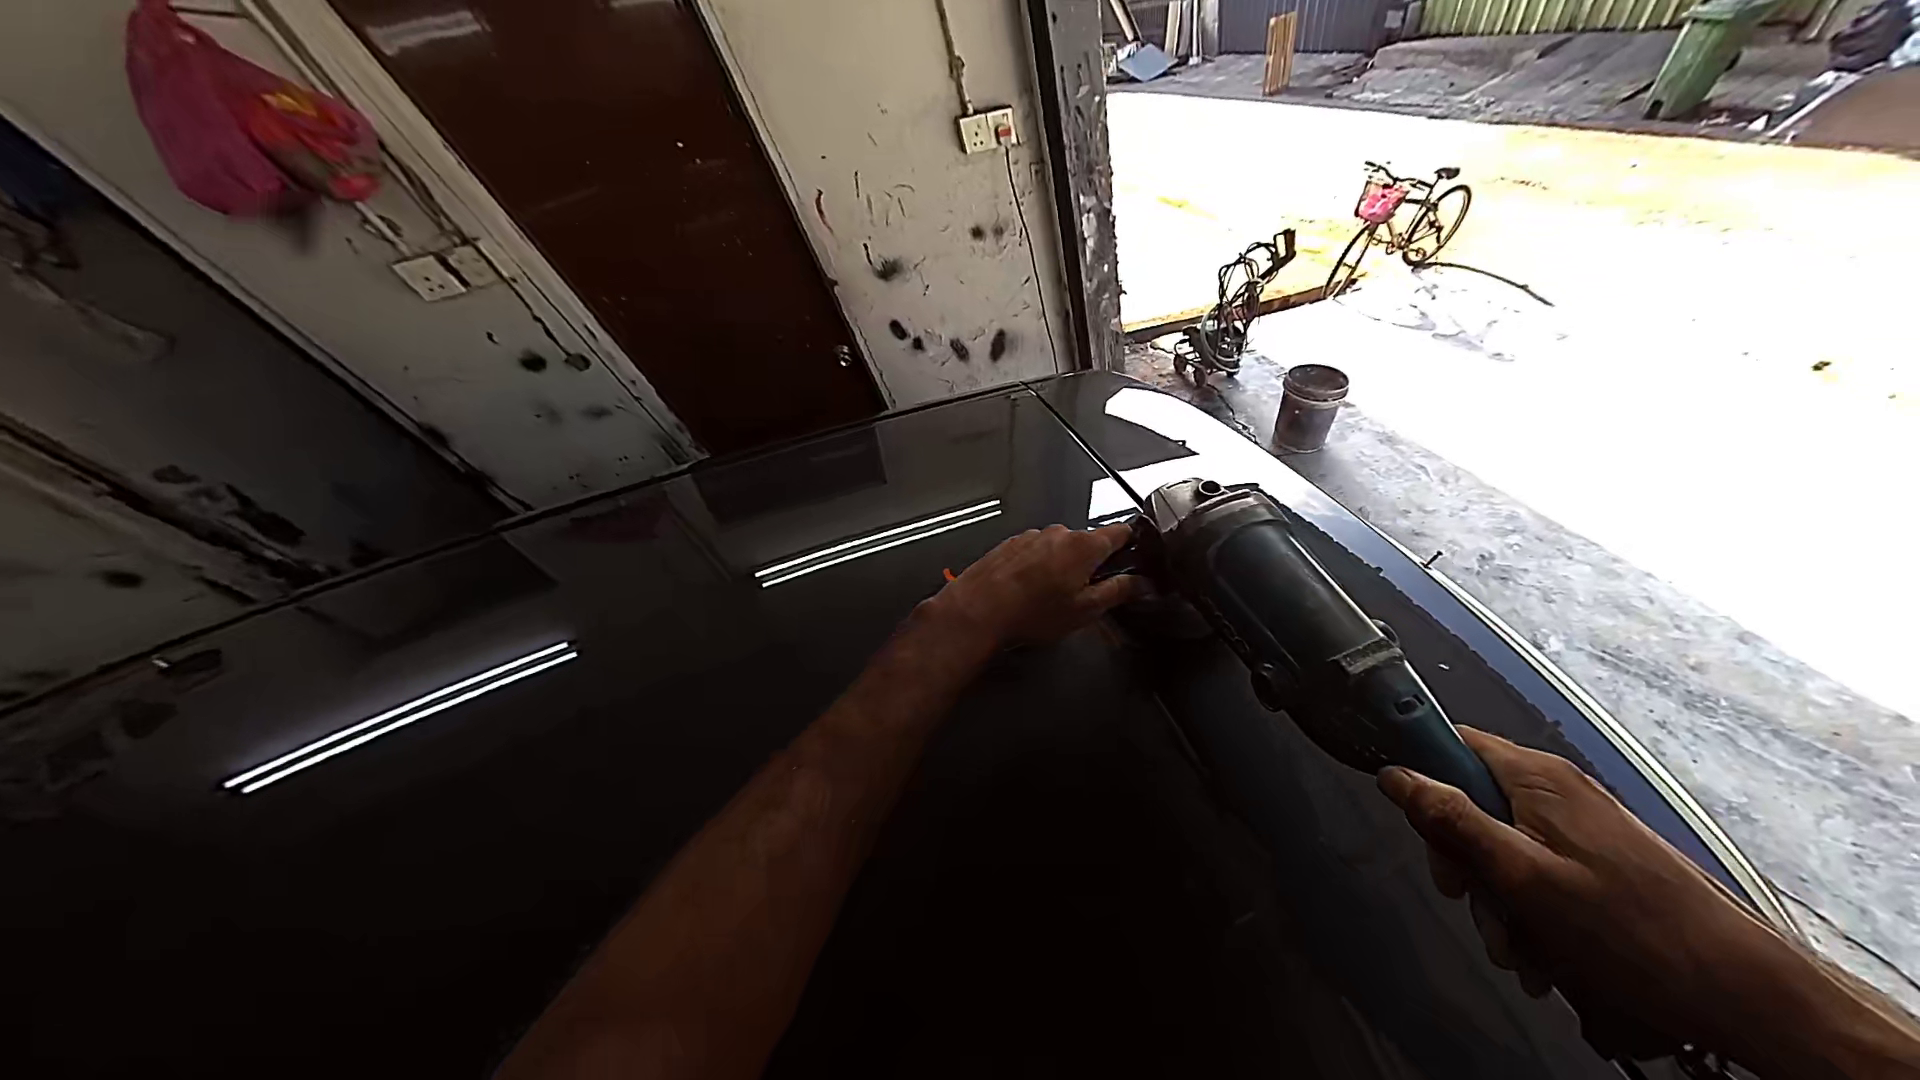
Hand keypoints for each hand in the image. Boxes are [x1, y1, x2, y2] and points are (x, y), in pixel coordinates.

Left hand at [930, 523, 1141, 649]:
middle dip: (1090, 565)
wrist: (979, 609)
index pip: (1121, 532)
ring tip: (1049, 598)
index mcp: (1084, 545)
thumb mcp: (1085, 609)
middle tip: (1084, 594)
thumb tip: (1140, 583)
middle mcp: (1058, 533)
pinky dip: (1036, 568)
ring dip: (1060, 567)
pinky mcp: (1011, 545)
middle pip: (1087, 543)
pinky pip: (1034, 553)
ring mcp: (1032, 537)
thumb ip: (1118, 592)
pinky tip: (1028, 592)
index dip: (1131, 544)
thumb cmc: (1030, 611)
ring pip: (1058, 549)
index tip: (1133, 556)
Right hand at [1377, 728, 1811, 1063]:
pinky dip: (1525, 904)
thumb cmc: (1629, 930)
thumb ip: (1450, 818)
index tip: (1415, 823)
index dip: (1420, 774)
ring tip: (1515, 946)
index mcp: (1535, 776)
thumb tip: (1393, 774)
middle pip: (1469, 798)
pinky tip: (1540, 950)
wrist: (1755, 1000)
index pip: (1449, 740)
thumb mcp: (1520, 873)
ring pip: (1499, 840)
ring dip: (1492, 892)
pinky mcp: (1599, 857)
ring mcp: (1580, 823)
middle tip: (1463, 896)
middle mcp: (1555, 788)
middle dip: (1458, 853)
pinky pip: (1535, 865)